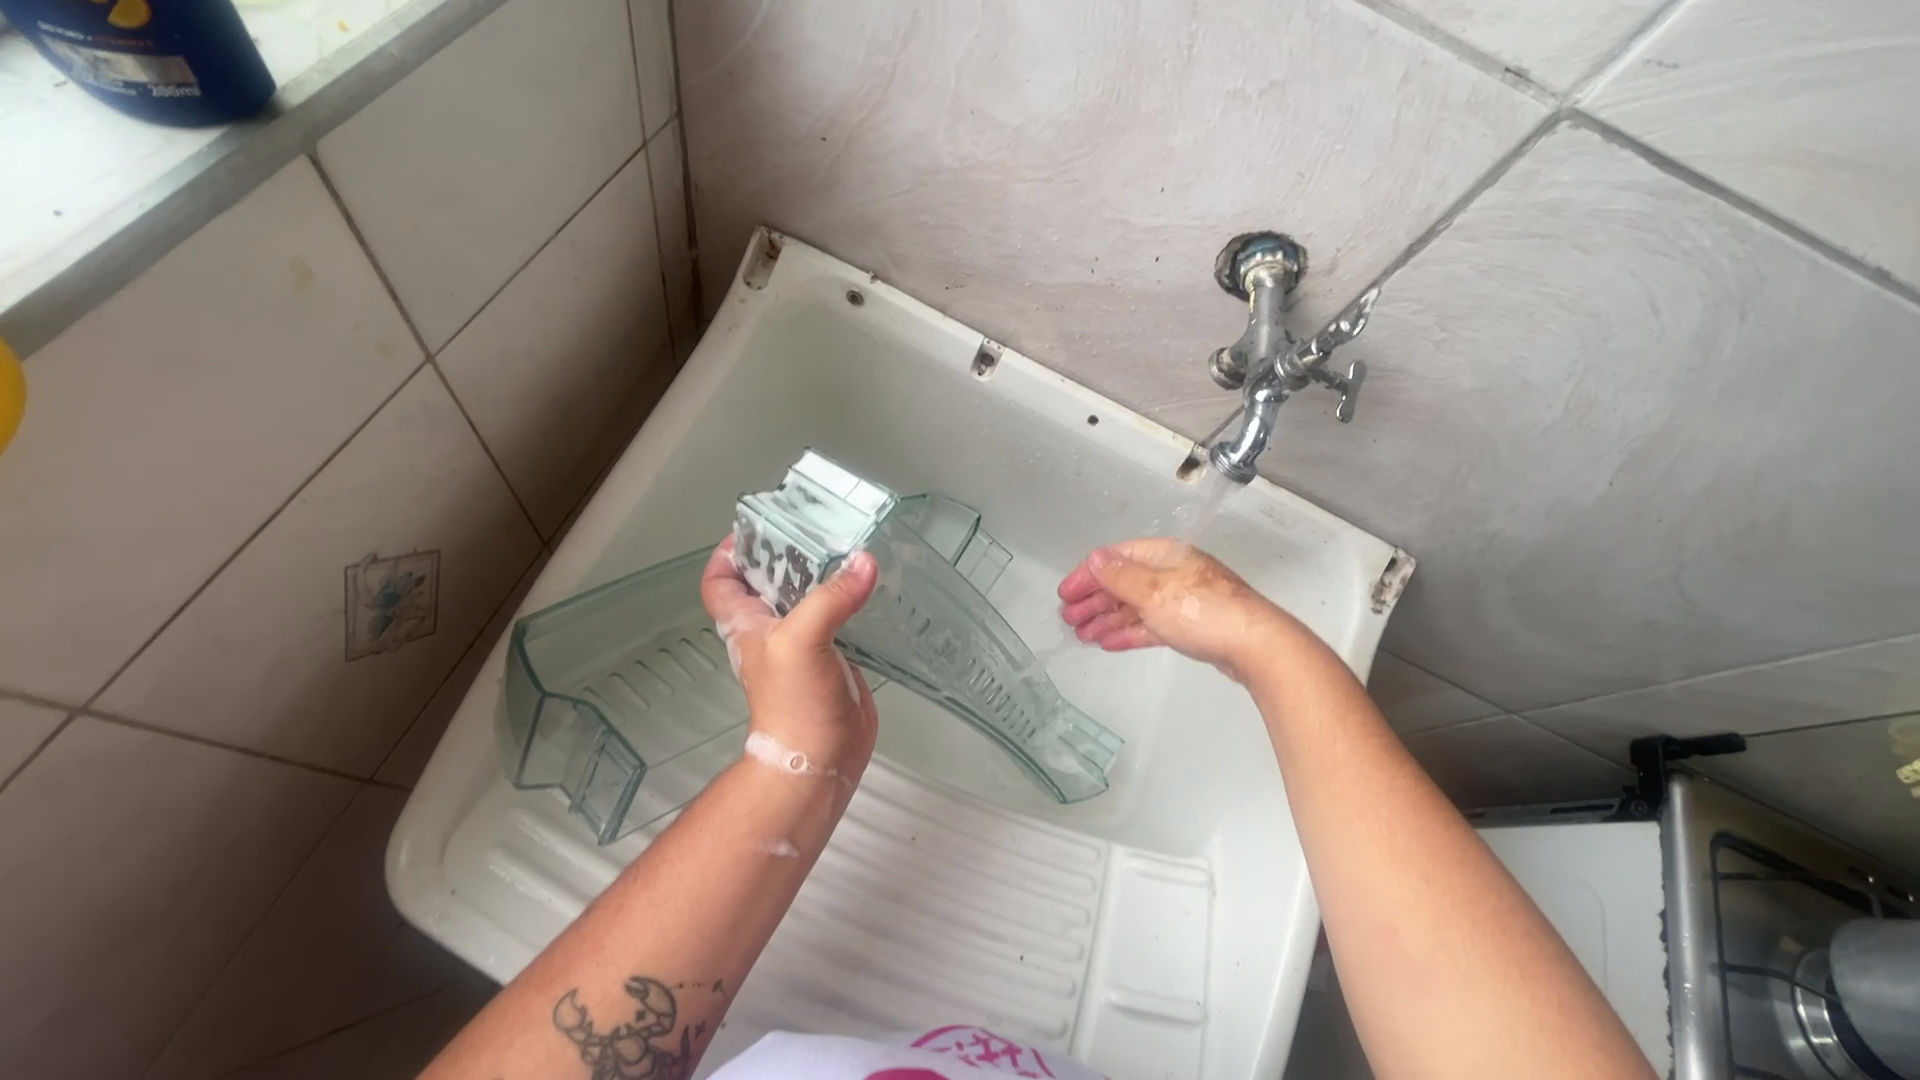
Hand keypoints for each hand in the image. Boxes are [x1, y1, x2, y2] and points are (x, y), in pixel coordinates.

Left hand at [701, 536, 879, 776]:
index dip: (730, 553)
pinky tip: (871, 585)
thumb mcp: (800, 639)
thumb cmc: (793, 703)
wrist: (821, 756)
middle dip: (789, 554)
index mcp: (746, 623)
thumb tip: (864, 564)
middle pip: (770, 581)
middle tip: (818, 528)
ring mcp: (804, 644)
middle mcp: (772, 629)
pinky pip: (841, 618)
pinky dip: (853, 600)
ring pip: (808, 598)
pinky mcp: (835, 656)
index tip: (759, 529)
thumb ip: (830, 598)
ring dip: (825, 575)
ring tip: (850, 547)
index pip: (721, 580)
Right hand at [1057, 538, 1294, 682]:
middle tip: (1069, 618)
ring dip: (1107, 619)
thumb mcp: (1152, 592)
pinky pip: (1150, 625)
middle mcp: (1172, 573)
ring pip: (1135, 607)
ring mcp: (1181, 600)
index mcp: (1163, 556)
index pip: (1115, 559)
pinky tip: (1109, 642)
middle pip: (1124, 583)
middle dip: (1094, 600)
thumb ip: (1119, 576)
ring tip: (1083, 634)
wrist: (1253, 644)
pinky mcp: (1189, 625)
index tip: (1066, 594)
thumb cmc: (1203, 612)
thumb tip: (1095, 558)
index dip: (1087, 575)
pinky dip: (1129, 632)